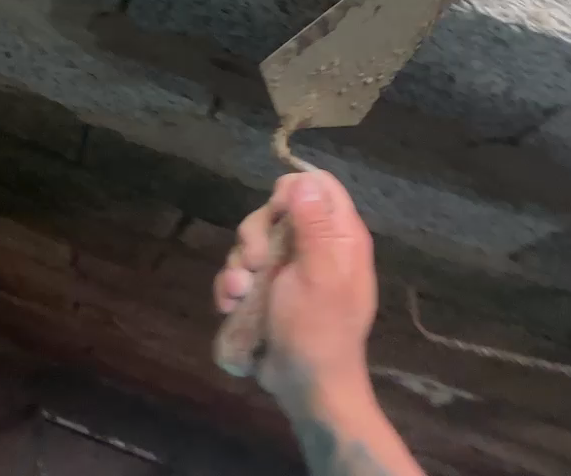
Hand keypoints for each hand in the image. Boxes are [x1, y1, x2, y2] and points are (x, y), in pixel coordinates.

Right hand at [213, 170, 377, 407]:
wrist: (306, 390)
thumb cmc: (319, 330)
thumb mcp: (318, 274)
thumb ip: (313, 225)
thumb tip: (303, 180)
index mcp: (339, 237)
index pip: (319, 185)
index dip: (293, 189)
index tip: (278, 212)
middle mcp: (314, 245)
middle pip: (275, 210)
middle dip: (255, 234)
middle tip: (257, 263)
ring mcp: (287, 267)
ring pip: (251, 240)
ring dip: (239, 266)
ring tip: (242, 294)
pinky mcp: (265, 288)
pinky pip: (239, 270)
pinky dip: (231, 286)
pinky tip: (233, 306)